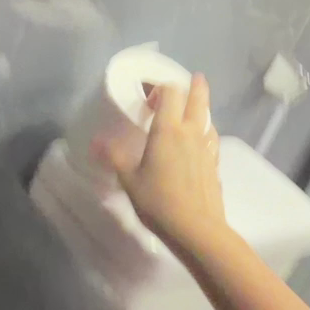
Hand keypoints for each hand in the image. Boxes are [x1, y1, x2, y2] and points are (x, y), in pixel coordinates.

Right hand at [96, 73, 228, 255]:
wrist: (197, 231)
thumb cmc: (159, 201)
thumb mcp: (129, 179)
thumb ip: (114, 156)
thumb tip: (94, 142)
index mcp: (168, 129)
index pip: (170, 92)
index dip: (160, 87)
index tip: (148, 98)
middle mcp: (190, 132)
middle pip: (198, 99)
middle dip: (196, 86)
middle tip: (194, 78)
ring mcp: (207, 149)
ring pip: (208, 118)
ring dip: (202, 109)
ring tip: (194, 111)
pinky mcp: (216, 165)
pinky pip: (212, 139)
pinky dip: (207, 132)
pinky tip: (201, 143)